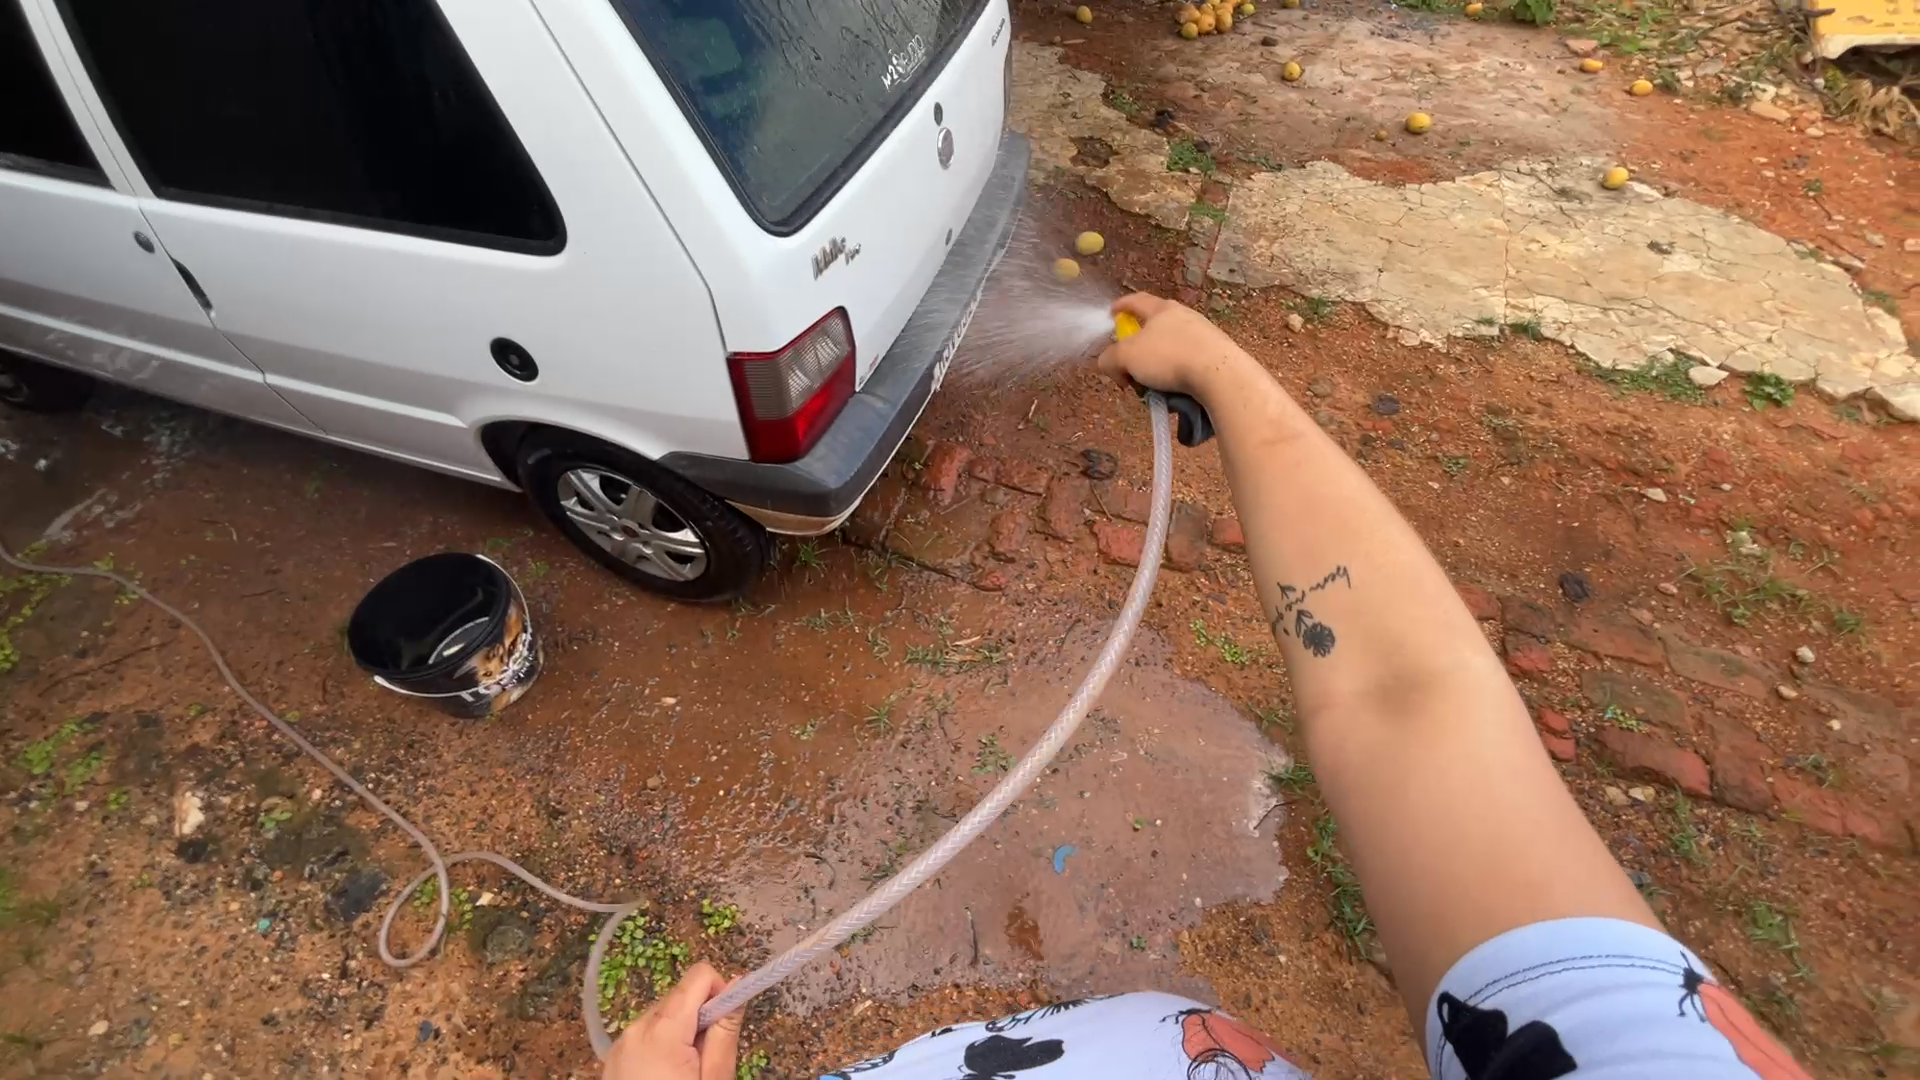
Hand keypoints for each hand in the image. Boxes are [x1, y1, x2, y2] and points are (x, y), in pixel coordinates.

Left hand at [602, 963, 743, 1079]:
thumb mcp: (715, 1079)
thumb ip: (725, 1029)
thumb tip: (738, 982)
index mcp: (663, 1028)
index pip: (699, 974)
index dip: (720, 991)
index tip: (723, 1025)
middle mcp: (636, 1026)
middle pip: (682, 993)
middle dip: (700, 1016)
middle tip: (705, 1058)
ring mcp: (620, 1043)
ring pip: (665, 1012)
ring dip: (681, 1030)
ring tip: (683, 1071)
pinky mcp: (612, 1058)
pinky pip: (646, 1032)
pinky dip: (662, 1043)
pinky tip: (664, 1077)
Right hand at [1094, 293, 1259, 408]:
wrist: (1218, 374)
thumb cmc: (1168, 358)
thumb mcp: (1125, 358)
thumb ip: (1109, 359)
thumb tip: (1109, 365)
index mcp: (1161, 309)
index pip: (1136, 301)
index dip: (1120, 306)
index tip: (1111, 314)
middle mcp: (1183, 316)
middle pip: (1152, 328)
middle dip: (1136, 348)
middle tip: (1127, 367)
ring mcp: (1202, 334)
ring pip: (1168, 349)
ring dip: (1155, 366)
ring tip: (1151, 388)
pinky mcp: (1215, 353)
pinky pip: (1185, 363)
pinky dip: (1174, 376)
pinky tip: (1173, 392)